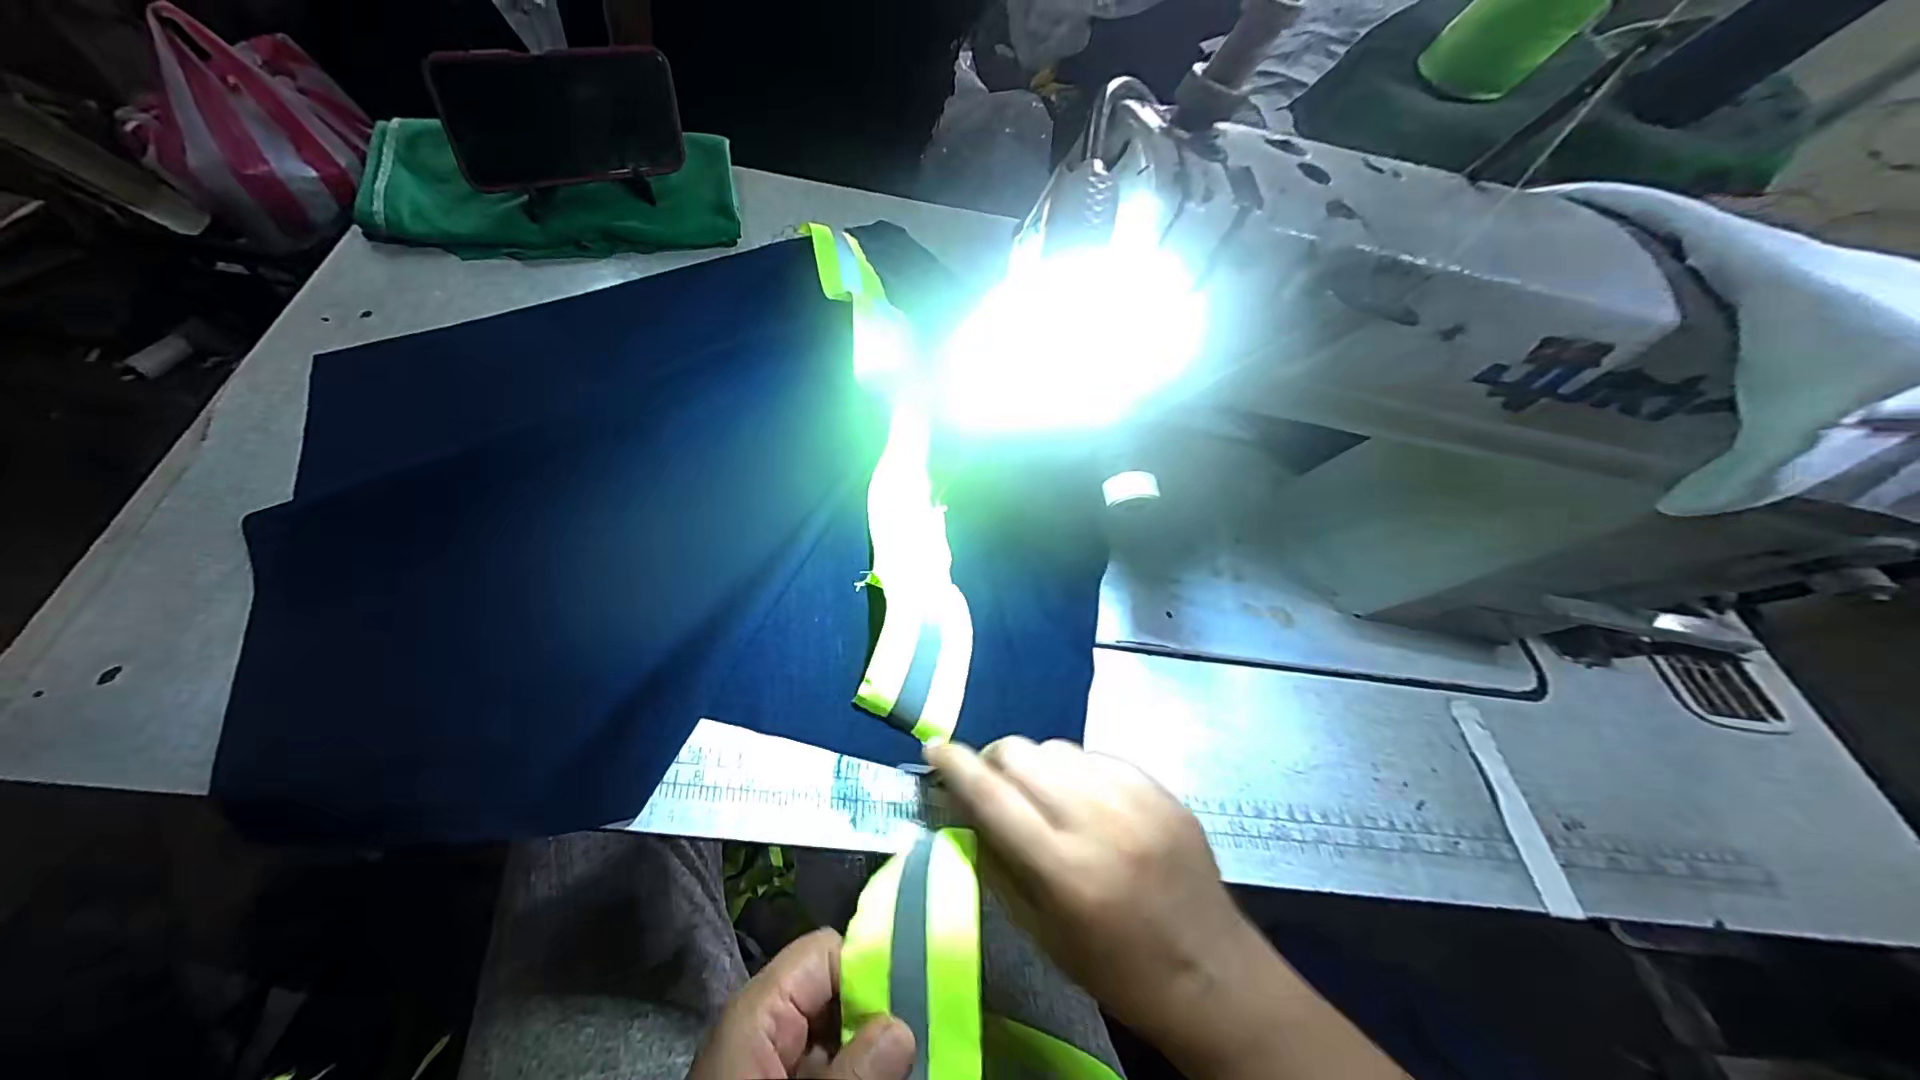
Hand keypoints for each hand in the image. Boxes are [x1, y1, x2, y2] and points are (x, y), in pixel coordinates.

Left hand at [687, 927, 915, 1079]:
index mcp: (761, 1012)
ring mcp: (775, 1060)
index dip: (873, 967)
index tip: (919, 999)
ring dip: (876, 1052)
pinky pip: (831, 1065)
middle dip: (881, 1017)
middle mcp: (768, 1024)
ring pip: (841, 1031)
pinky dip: (859, 1074)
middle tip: (924, 1044)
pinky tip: (890, 1078)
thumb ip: (850, 1076)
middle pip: (839, 990)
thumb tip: (902, 1028)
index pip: (827, 952)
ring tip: (916, 1065)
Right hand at [926, 738, 1407, 1079]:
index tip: (933, 747)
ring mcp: (1134, 796)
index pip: (992, 794)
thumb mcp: (1040, 931)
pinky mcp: (1159, 787)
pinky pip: (1095, 755)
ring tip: (1042, 796)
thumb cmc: (1114, 967)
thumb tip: (963, 808)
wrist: (1210, 970)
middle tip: (991, 785)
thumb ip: (996, 862)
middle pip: (1021, 754)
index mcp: (1064, 868)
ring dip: (1034, 764)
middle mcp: (1098, 818)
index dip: (954, 764)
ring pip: (1056, 747)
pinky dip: (1074, 770)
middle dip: (992, 761)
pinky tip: (1083, 798)